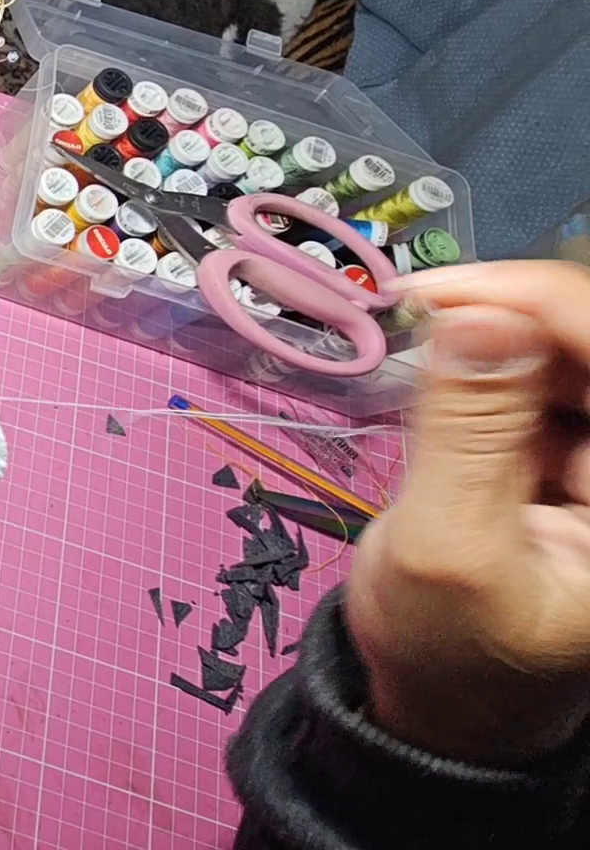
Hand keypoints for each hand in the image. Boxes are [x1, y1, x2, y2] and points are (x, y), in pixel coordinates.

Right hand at [346, 260, 589, 765]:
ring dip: (492, 336)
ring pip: (572, 358)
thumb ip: (466, 435)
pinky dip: (482, 363)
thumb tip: (476, 318)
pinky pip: (544, 382)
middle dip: (514, 314)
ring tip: (406, 342)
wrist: (442, 682)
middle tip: (407, 310)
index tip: (434, 294)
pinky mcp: (578, 453)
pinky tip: (431, 371)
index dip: (550, 307)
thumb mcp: (446, 543)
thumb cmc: (445, 635)